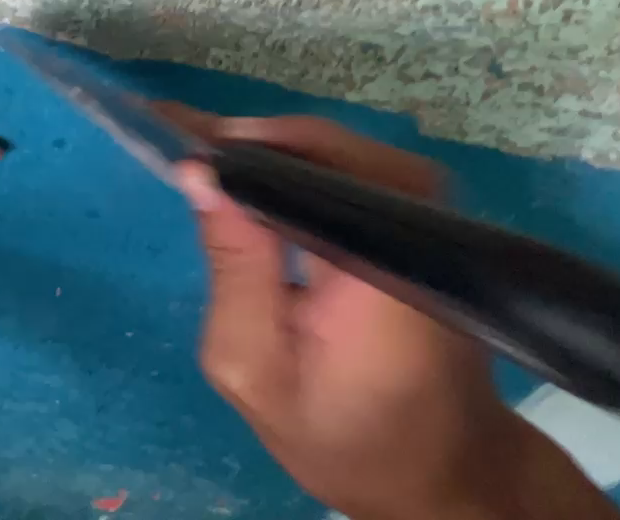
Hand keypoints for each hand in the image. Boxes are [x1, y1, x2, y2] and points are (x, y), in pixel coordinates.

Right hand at [166, 111, 618, 519]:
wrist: (440, 479)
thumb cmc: (338, 435)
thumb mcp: (251, 366)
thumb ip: (232, 268)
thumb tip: (197, 172)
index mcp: (384, 278)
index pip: (324, 179)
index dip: (251, 150)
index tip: (179, 140)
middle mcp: (422, 240)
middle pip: (335, 153)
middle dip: (251, 144)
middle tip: (181, 148)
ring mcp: (436, 232)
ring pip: (343, 155)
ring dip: (270, 152)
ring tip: (206, 163)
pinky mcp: (426, 233)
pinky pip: (354, 174)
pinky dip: (297, 168)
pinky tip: (252, 183)